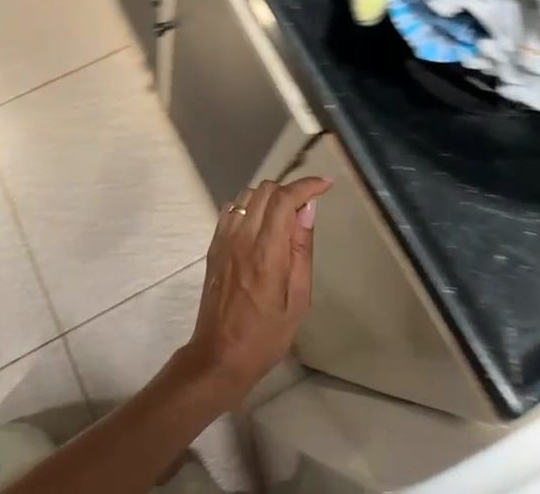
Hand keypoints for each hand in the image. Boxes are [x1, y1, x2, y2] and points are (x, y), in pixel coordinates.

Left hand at [179, 176, 333, 399]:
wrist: (220, 354)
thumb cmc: (266, 335)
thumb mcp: (297, 300)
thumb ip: (301, 250)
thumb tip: (307, 210)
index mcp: (266, 253)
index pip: (285, 200)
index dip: (306, 185)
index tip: (325, 185)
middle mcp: (242, 238)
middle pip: (265, 191)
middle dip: (290, 190)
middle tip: (307, 207)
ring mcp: (224, 240)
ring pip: (247, 196)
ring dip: (270, 196)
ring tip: (286, 215)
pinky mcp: (214, 246)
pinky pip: (231, 209)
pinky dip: (250, 205)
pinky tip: (260, 222)